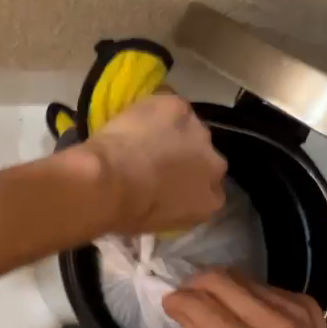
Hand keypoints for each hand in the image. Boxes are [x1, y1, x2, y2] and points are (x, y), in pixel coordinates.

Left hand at [80, 94, 226, 235]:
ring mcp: (200, 133)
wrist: (111, 181)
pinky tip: (136, 119)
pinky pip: (170, 105)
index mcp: (210, 201)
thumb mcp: (158, 222)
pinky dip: (154, 110)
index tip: (169, 179)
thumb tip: (163, 193)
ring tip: (143, 136)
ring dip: (171, 131)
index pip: (209, 188)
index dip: (188, 180)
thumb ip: (174, 204)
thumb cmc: (127, 211)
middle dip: (186, 154)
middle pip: (204, 155)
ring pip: (189, 127)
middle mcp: (214, 165)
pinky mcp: (179, 107)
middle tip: (156, 156)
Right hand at [163, 270, 326, 327]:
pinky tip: (249, 314)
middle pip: (218, 278)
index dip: (176, 299)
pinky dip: (248, 295)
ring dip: (221, 287)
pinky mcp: (308, 303)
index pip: (199, 303)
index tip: (169, 303)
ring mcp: (294, 307)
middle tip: (186, 296)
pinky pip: (265, 287)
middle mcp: (270, 318)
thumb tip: (179, 307)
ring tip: (215, 304)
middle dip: (194, 283)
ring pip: (241, 277)